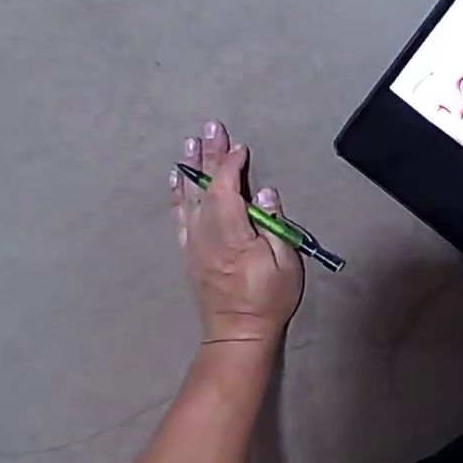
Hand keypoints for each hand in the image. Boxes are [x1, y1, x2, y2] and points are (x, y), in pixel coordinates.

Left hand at [170, 120, 304, 345]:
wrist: (238, 334)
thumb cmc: (269, 298)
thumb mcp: (285, 263)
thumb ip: (274, 225)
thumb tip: (263, 193)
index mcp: (232, 237)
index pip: (226, 192)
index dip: (231, 166)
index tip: (241, 147)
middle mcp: (206, 237)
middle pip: (205, 188)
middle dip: (210, 156)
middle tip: (211, 127)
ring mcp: (194, 245)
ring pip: (189, 198)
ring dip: (191, 167)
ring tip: (191, 142)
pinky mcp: (189, 253)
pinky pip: (179, 217)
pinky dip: (177, 194)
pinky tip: (177, 178)